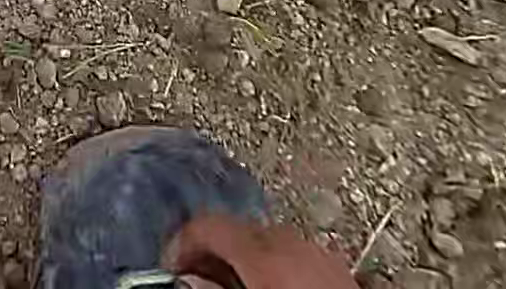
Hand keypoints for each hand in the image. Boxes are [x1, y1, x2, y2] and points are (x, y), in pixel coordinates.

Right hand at [166, 214, 356, 288]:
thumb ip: (213, 288)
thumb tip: (187, 279)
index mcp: (264, 249)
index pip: (208, 224)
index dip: (182, 241)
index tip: (168, 262)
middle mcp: (291, 239)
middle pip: (238, 228)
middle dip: (213, 250)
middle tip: (193, 276)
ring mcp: (318, 250)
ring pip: (268, 238)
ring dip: (243, 257)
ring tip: (229, 283)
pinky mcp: (337, 266)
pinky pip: (295, 253)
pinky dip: (275, 264)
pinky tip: (269, 286)